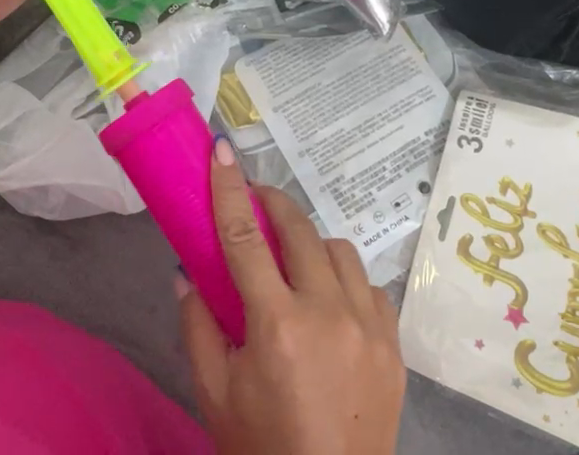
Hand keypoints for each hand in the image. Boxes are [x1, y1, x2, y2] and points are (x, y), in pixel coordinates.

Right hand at [180, 140, 405, 454]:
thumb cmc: (262, 447)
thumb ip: (197, 326)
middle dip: (273, 202)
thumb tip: (185, 272)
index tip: (222, 152)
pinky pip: (370, 286)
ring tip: (291, 260)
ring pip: (340, 250)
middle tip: (253, 201)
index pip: (245, 238)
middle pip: (300, 228)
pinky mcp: (394, 345)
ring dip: (310, 242)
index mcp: (277, 325)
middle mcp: (329, 313)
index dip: (230, 190)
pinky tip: (330, 302)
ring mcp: (369, 326)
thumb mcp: (215, 394)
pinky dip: (345, 280)